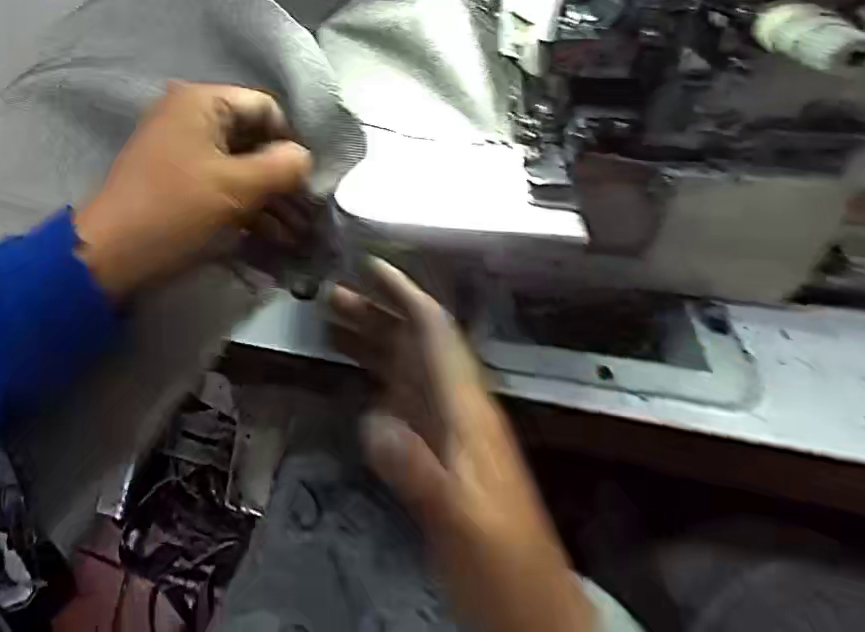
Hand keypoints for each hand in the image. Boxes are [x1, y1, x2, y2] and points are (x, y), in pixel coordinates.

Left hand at [74, 83, 312, 298]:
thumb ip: (282, 167)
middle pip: (254, 137)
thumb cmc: (175, 210)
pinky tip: (273, 237)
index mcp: (202, 102)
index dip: (291, 142)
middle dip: (282, 176)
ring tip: (296, 233)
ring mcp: (182, 148)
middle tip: (307, 212)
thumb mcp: (237, 188)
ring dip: (268, 197)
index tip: (306, 180)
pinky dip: (245, 205)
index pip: (266, 108)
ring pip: (240, 165)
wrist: (107, 257)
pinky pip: (221, 183)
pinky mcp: (177, 180)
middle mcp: (190, 116)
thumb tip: (305, 158)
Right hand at [330, 259, 593, 631]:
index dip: (405, 294)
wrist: (534, 616)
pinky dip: (376, 382)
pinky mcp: (439, 455)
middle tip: (330, 295)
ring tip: (330, 324)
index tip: (371, 267)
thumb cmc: (502, 565)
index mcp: (468, 409)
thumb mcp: (461, 522)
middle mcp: (458, 408)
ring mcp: (448, 431)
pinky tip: (355, 383)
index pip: (436, 333)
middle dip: (377, 313)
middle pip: (415, 344)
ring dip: (372, 341)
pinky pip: (403, 401)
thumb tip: (372, 423)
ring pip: (407, 369)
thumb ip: (418, 472)